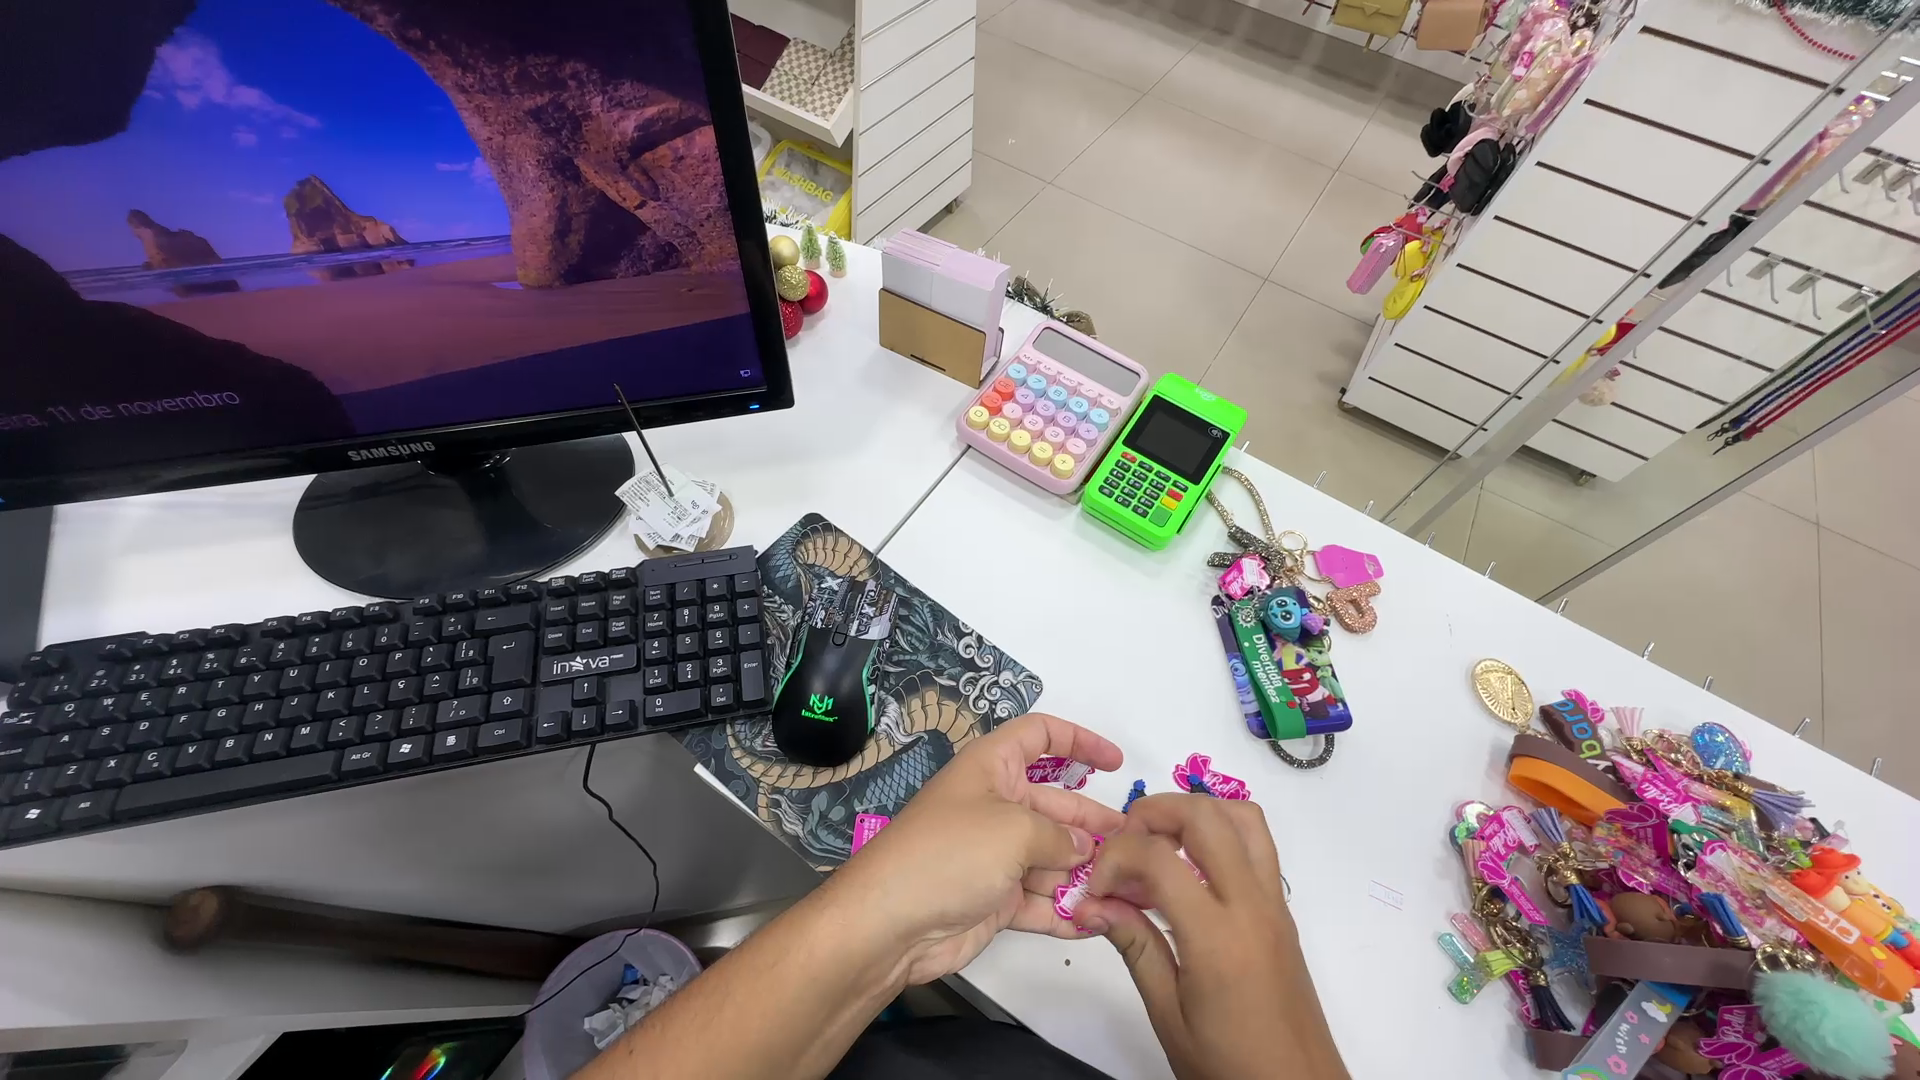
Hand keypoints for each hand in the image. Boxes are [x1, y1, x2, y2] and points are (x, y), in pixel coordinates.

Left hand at [828, 712, 1125, 984]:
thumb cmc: (952, 852)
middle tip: (1133, 843)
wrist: (892, 921)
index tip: (1116, 762)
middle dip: (1092, 822)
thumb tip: (1083, 849)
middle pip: (1055, 804)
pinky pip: (1041, 899)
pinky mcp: (996, 897)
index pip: (1039, 735)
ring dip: (1085, 871)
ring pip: (1052, 855)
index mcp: (993, 768)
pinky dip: (1066, 909)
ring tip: (1127, 886)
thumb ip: (1059, 836)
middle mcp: (996, 805)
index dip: (1078, 740)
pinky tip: (1099, 921)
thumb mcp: (1014, 830)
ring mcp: (996, 854)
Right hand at [1075, 795, 1348, 1079]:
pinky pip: (1256, 843)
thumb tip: (1090, 902)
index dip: (1115, 858)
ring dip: (1192, 812)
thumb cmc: (1229, 1067)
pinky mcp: (1282, 910)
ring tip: (1159, 844)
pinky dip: (1218, 830)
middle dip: (1152, 813)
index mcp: (1217, 936)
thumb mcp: (1169, 1015)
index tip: (1097, 889)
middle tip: (1124, 847)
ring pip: (1240, 816)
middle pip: (1204, 815)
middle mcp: (1251, 904)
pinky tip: (1189, 867)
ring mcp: (1274, 902)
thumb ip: (1133, 946)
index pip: (1158, 857)